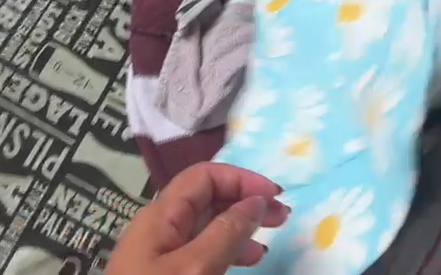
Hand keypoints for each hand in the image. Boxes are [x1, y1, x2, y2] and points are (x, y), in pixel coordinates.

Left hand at [107, 163, 290, 274]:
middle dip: (244, 202)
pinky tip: (245, 262)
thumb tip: (256, 200)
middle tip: (282, 217)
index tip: (275, 196)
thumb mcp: (195, 269)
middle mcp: (158, 227)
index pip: (205, 175)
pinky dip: (225, 251)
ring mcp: (158, 255)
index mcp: (161, 214)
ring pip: (205, 227)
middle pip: (206, 198)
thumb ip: (226, 232)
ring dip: (239, 228)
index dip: (241, 178)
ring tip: (268, 243)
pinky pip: (199, 251)